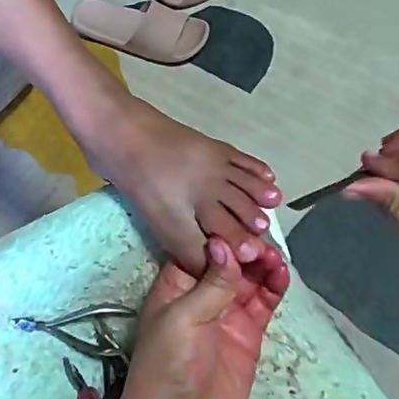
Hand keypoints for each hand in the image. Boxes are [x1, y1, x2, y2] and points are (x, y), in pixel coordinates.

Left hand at [80, 95, 281, 271]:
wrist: (124, 131)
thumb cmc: (135, 181)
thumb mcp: (157, 222)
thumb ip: (184, 245)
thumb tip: (206, 267)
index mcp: (199, 210)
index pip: (222, 236)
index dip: (236, 250)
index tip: (252, 261)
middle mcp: (213, 188)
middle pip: (238, 211)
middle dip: (251, 226)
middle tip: (265, 236)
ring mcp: (214, 163)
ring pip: (245, 185)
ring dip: (259, 197)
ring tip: (273, 203)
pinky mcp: (212, 145)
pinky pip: (242, 160)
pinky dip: (257, 169)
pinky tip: (268, 176)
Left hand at [113, 239, 287, 398]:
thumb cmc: (168, 363)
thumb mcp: (183, 316)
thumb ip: (210, 283)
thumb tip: (226, 244)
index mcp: (174, 284)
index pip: (198, 248)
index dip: (219, 234)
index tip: (239, 222)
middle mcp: (201, 294)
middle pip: (228, 261)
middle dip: (244, 248)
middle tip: (261, 241)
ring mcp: (226, 313)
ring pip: (249, 278)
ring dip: (261, 264)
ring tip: (273, 256)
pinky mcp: (248, 333)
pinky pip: (264, 303)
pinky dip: (274, 287)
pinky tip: (282, 274)